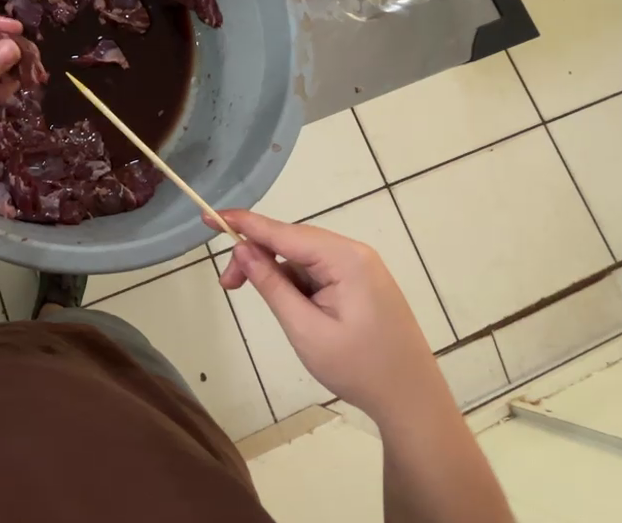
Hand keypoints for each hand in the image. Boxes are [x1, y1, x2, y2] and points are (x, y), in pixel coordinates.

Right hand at [215, 210, 447, 423]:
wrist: (414, 403)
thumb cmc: (359, 368)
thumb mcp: (305, 329)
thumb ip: (271, 284)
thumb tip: (242, 249)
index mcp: (345, 258)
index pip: (283, 231)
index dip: (243, 223)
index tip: (208, 217)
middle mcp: (354, 253)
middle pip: (291, 241)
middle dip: (256, 257)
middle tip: (228, 286)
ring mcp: (361, 267)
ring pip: (302, 257)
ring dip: (275, 273)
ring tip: (262, 303)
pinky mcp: (362, 283)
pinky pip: (317, 271)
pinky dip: (296, 283)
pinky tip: (291, 307)